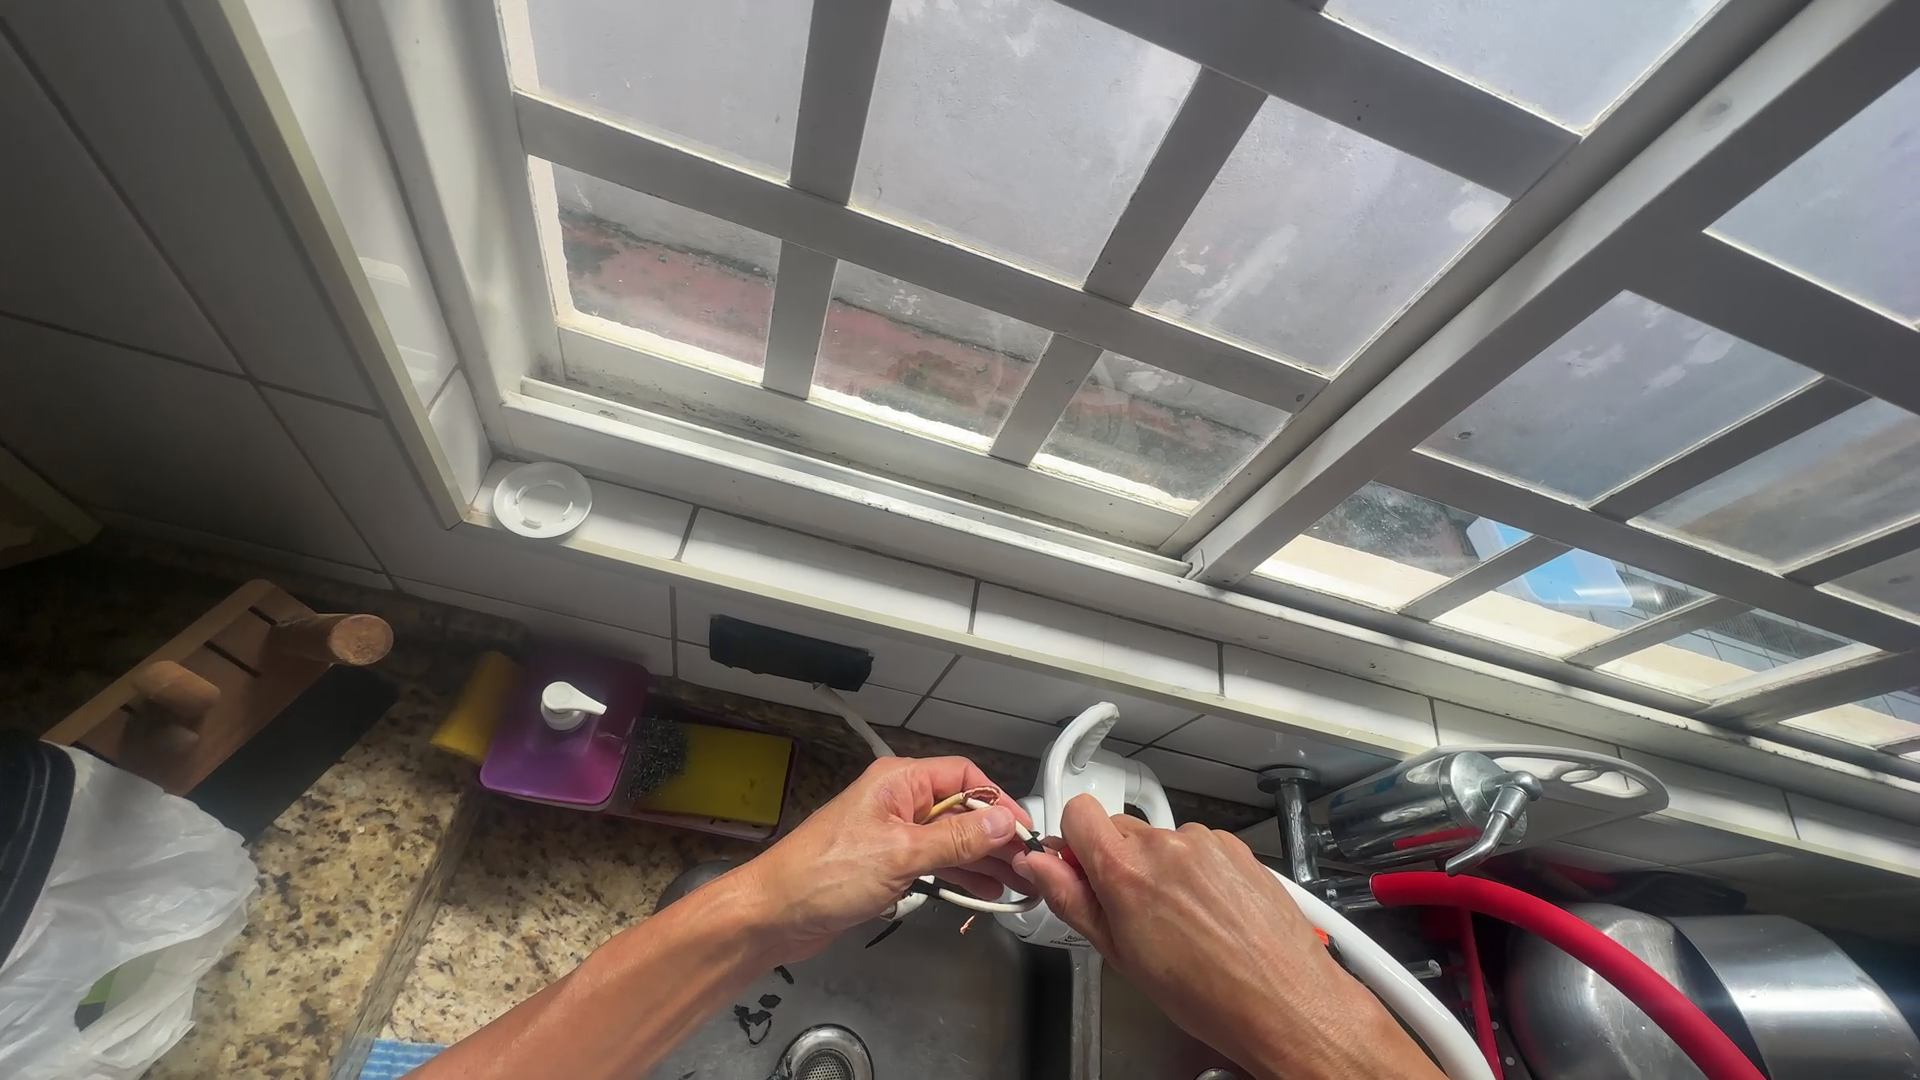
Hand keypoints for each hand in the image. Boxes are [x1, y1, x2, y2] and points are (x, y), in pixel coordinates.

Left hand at [727, 756, 1031, 961]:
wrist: (774, 915)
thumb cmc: (826, 874)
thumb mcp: (901, 854)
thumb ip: (956, 839)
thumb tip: (1002, 821)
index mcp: (900, 781)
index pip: (963, 777)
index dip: (996, 802)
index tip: (1022, 830)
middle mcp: (899, 801)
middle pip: (960, 810)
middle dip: (993, 836)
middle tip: (1025, 864)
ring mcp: (893, 833)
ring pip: (949, 840)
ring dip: (980, 860)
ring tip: (1015, 883)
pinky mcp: (887, 863)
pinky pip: (933, 863)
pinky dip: (957, 876)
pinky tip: (983, 893)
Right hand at [1016, 795, 1441, 1079]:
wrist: (1289, 1004)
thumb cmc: (1209, 996)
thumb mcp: (1122, 957)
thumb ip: (1072, 900)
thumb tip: (1038, 865)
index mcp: (1126, 871)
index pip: (1078, 812)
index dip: (1075, 839)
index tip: (1082, 866)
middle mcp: (1163, 845)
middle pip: (1118, 828)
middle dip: (1117, 859)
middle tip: (1135, 909)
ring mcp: (1202, 842)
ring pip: (1158, 839)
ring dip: (1160, 867)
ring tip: (1182, 918)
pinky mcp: (1233, 845)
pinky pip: (1196, 845)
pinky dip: (1195, 869)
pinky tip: (1210, 911)